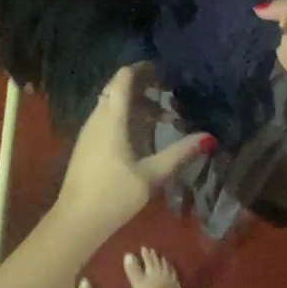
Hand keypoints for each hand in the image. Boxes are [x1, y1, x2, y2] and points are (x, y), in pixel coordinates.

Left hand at [52, 64, 212, 237]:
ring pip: (112, 102)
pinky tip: (143, 133)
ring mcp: (90, 129)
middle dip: (143, 83)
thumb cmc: (114, 194)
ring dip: (136, 102)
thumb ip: (179, 154)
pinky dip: (126, 114)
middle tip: (169, 89)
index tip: (165, 70)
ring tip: (163, 115)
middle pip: (118, 87)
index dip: (143, 68)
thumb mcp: (151, 175)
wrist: (76, 219)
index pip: (123, 77)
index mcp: (112, 117)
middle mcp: (98, 116)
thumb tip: (209, 137)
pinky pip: (107, 116)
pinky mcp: (87, 142)